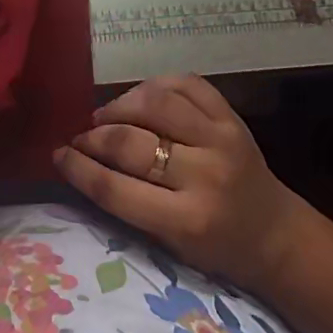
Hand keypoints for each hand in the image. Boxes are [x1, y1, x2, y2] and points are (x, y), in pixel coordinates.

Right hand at [52, 74, 318, 291]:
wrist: (275, 233)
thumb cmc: (215, 248)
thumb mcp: (169, 244)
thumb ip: (128, 204)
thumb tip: (82, 160)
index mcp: (186, 220)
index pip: (116, 189)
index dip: (79, 168)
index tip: (58, 155)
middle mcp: (205, 175)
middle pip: (131, 143)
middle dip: (93, 137)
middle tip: (80, 137)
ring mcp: (222, 139)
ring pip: (155, 103)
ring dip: (120, 105)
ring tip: (107, 116)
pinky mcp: (232, 117)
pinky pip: (186, 84)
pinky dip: (155, 85)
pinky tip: (141, 97)